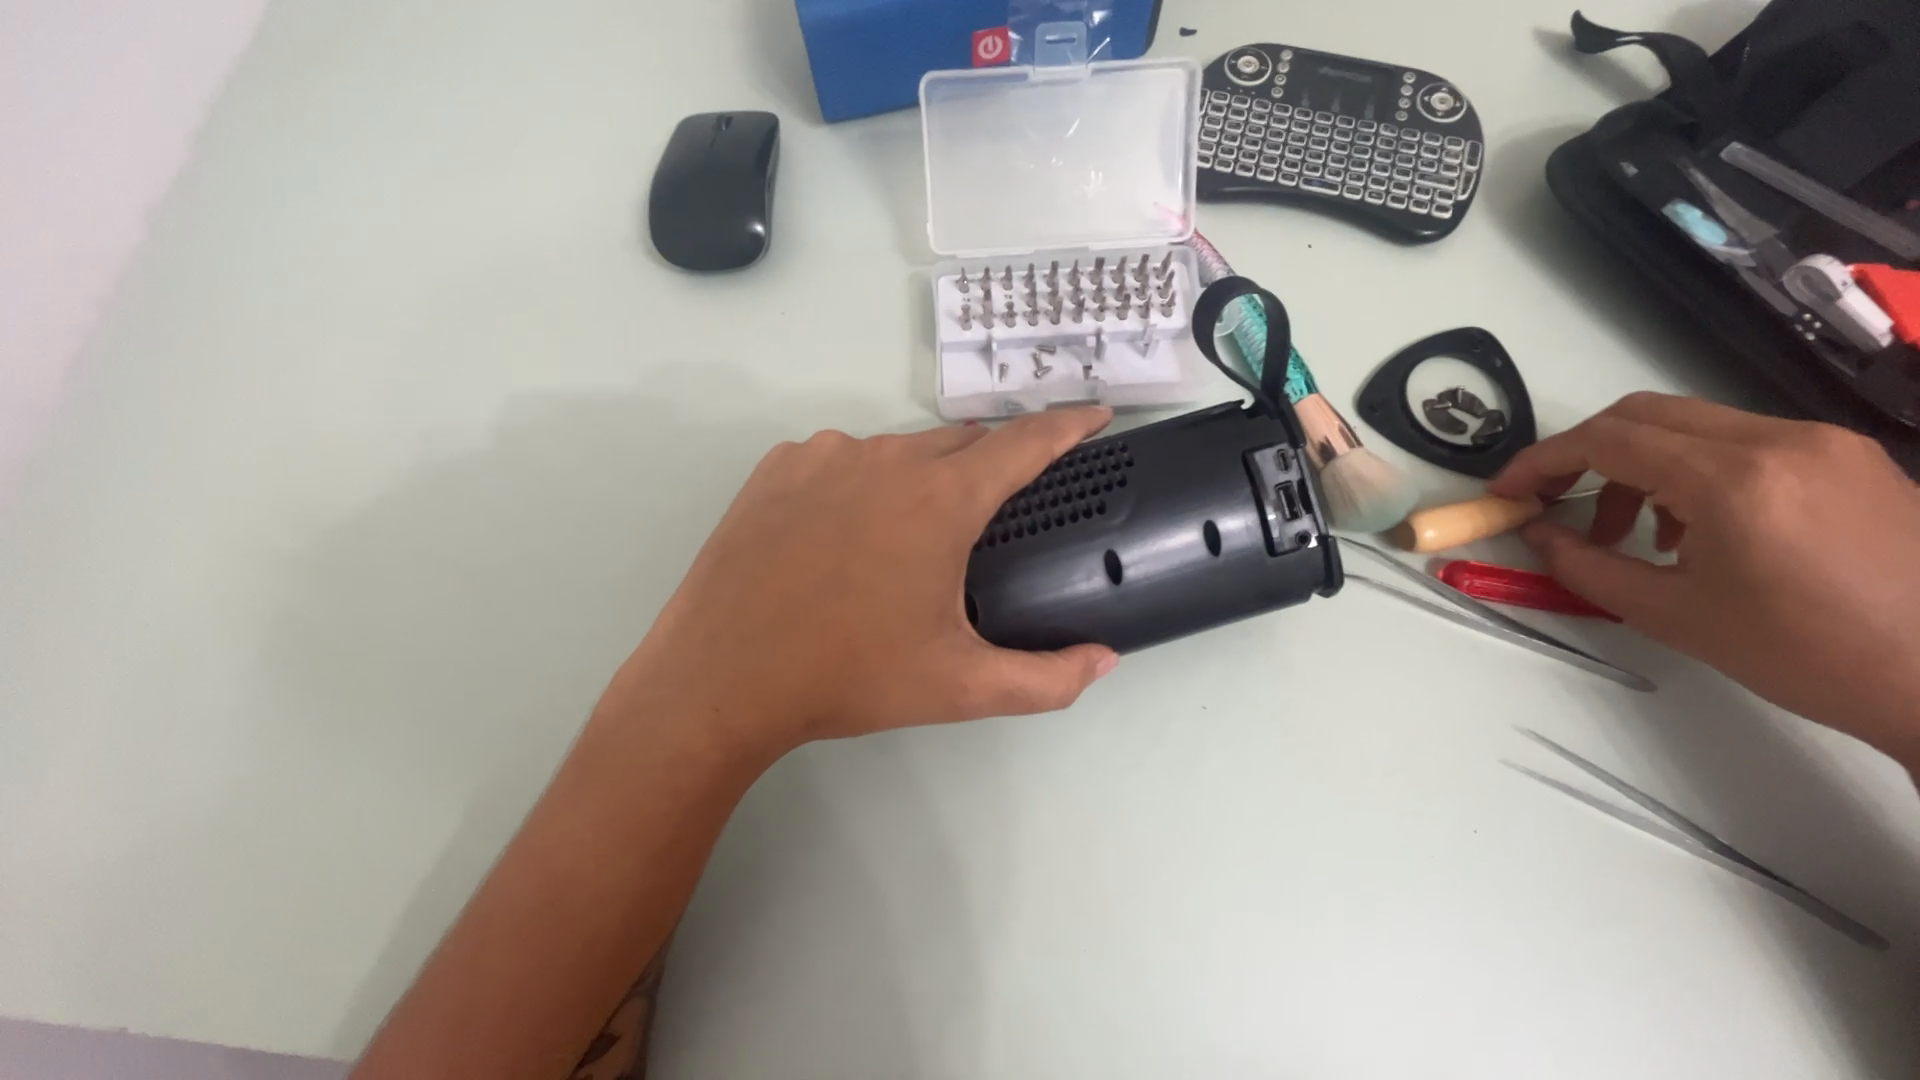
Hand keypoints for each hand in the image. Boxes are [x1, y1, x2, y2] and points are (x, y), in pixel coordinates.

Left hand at [603, 409, 1119, 763]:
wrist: (721, 679)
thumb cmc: (848, 678)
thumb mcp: (959, 688)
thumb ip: (1046, 679)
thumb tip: (1104, 661)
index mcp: (940, 501)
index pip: (1025, 442)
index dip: (1067, 426)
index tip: (1094, 417)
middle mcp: (886, 459)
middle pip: (961, 445)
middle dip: (989, 469)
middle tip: (991, 516)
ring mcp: (824, 456)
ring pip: (898, 453)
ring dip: (919, 482)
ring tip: (904, 545)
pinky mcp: (777, 467)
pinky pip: (841, 461)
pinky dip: (860, 485)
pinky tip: (842, 537)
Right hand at [1489, 393, 1919, 757]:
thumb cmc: (1803, 654)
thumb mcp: (1669, 614)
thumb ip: (1585, 565)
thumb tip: (1537, 534)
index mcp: (1733, 478)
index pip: (1607, 439)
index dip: (1540, 461)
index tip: (1506, 492)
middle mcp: (1779, 440)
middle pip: (1644, 414)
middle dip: (1582, 452)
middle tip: (1550, 500)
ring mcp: (1821, 443)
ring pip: (1691, 424)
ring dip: (1636, 463)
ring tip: (1628, 531)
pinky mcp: (1848, 458)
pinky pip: (1741, 441)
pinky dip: (1690, 470)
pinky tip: (1693, 527)